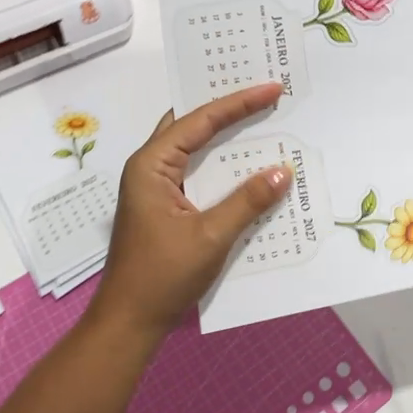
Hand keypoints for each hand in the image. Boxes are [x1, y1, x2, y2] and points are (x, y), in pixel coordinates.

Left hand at [91, 83, 289, 335]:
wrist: (129, 324)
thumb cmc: (162, 277)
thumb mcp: (211, 237)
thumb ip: (247, 201)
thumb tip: (284, 171)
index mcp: (151, 165)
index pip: (199, 120)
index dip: (238, 102)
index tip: (271, 88)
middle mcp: (150, 168)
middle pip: (192, 124)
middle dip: (228, 108)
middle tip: (264, 91)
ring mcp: (156, 187)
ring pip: (195, 147)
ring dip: (226, 135)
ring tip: (262, 118)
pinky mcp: (166, 205)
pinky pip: (198, 172)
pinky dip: (222, 164)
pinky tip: (249, 165)